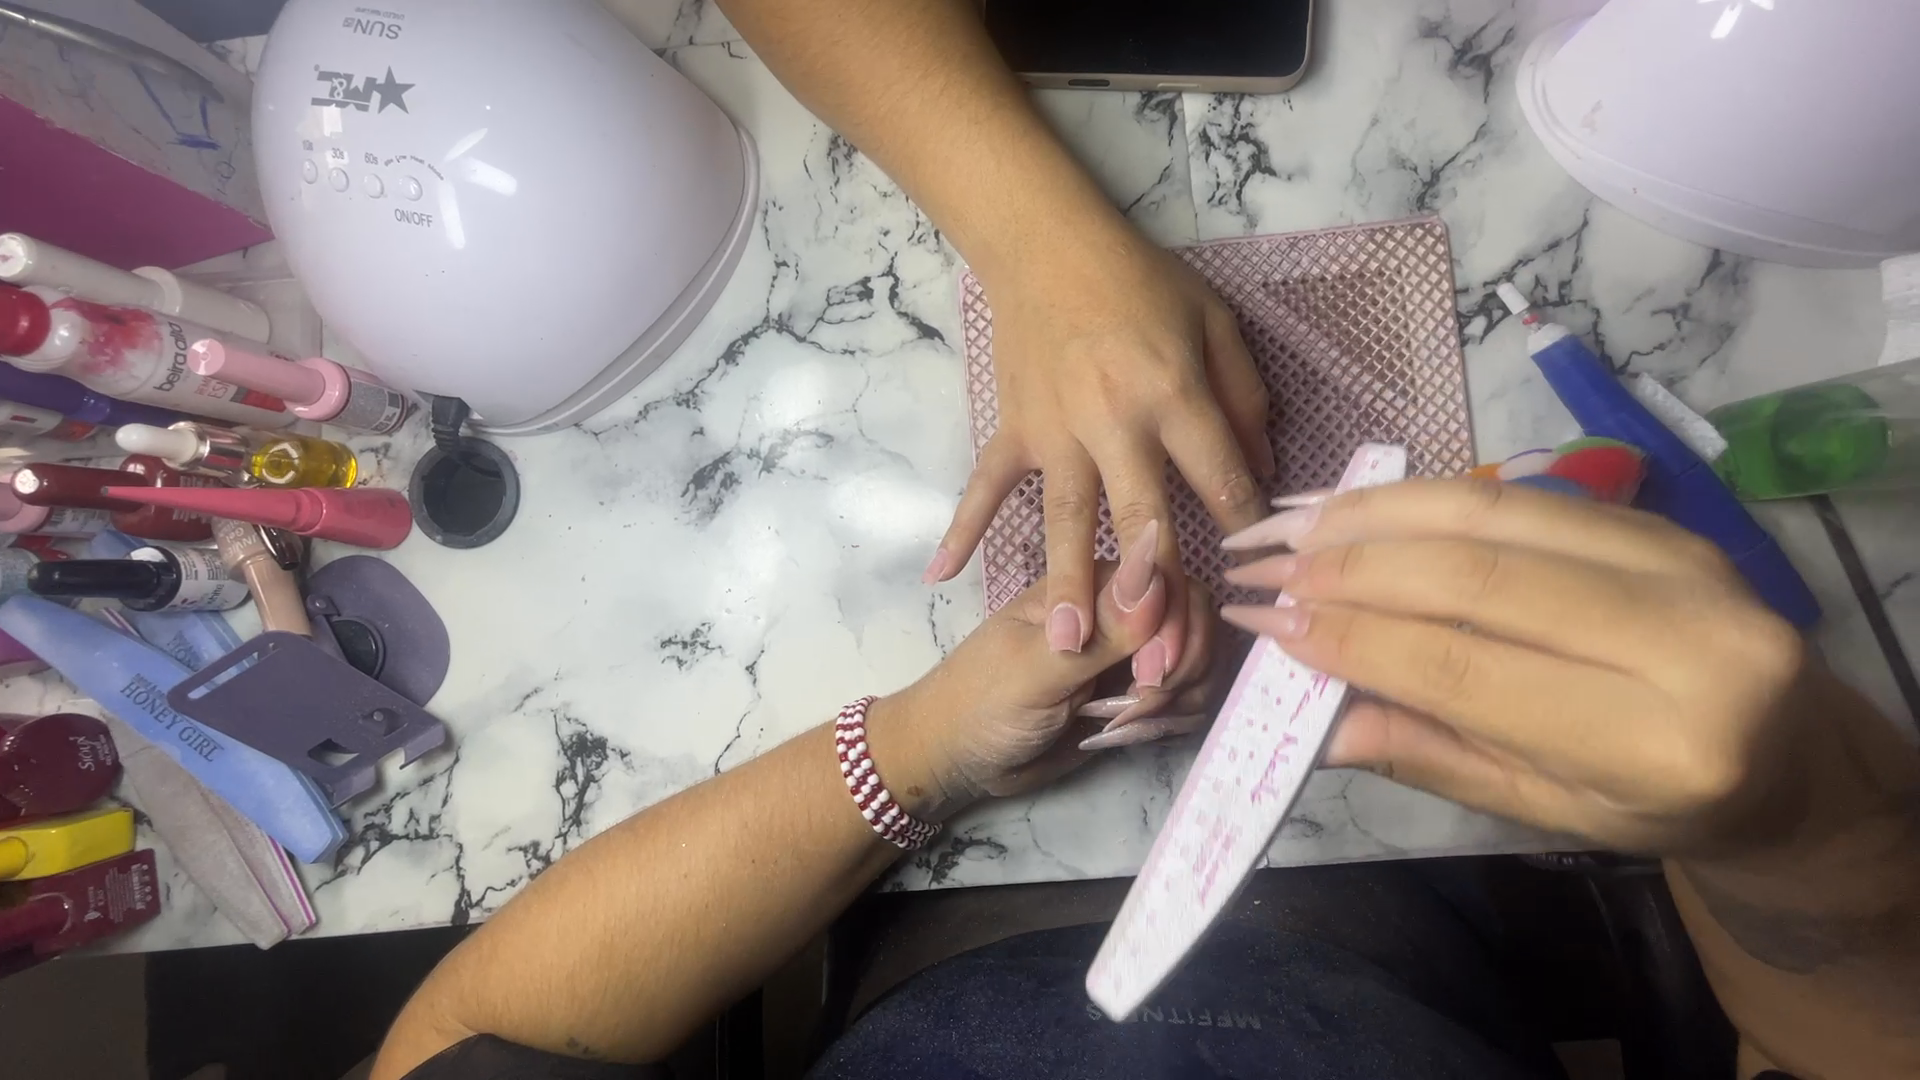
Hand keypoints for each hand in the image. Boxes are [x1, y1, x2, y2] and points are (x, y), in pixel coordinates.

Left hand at [876, 522, 1218, 813]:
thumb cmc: (982, 702)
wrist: (959, 757)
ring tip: (1122, 726)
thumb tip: (1153, 550)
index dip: (1176, 631)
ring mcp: (1130, 654)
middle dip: (1181, 670)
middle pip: (1195, 623)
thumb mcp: (1038, 667)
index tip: (1151, 679)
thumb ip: (1102, 625)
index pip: (1172, 584)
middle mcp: (1120, 613)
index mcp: (1092, 586)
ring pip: (1195, 663)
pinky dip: (1169, 720)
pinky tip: (1124, 734)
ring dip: (1176, 700)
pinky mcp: (1133, 694)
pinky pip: (1183, 698)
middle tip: (1138, 707)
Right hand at [925, 235, 1272, 696]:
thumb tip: (1261, 469)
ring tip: (1064, 642)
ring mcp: (1054, 434)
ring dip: (1067, 580)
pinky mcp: (1013, 432)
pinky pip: (985, 487)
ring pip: (1064, 518)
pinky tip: (940, 574)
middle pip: (1137, 514)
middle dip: (1150, 580)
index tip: (1249, 575)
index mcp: (1174, 394)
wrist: (1049, 248)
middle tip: (1154, 646)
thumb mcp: (1215, 322)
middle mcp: (1114, 424)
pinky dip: (961, 529)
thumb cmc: (1140, 283)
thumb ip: (1244, 397)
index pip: (1217, 476)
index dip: (1241, 526)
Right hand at [1219, 477, 1823, 856]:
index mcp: (1657, 738)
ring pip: (1483, 513)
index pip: (1459, 668)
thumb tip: (1310, 722)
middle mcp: (1685, 636)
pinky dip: (1411, 495)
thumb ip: (1421, 753)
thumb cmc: (1649, 802)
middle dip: (1341, 567)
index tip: (1263, 621)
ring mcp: (1676, 559)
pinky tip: (1347, 504)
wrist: (1789, 754)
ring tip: (1284, 525)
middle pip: (1468, 576)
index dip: (1347, 639)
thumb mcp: (1532, 806)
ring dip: (1364, 514)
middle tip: (1259, 566)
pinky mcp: (1648, 519)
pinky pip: (1505, 491)